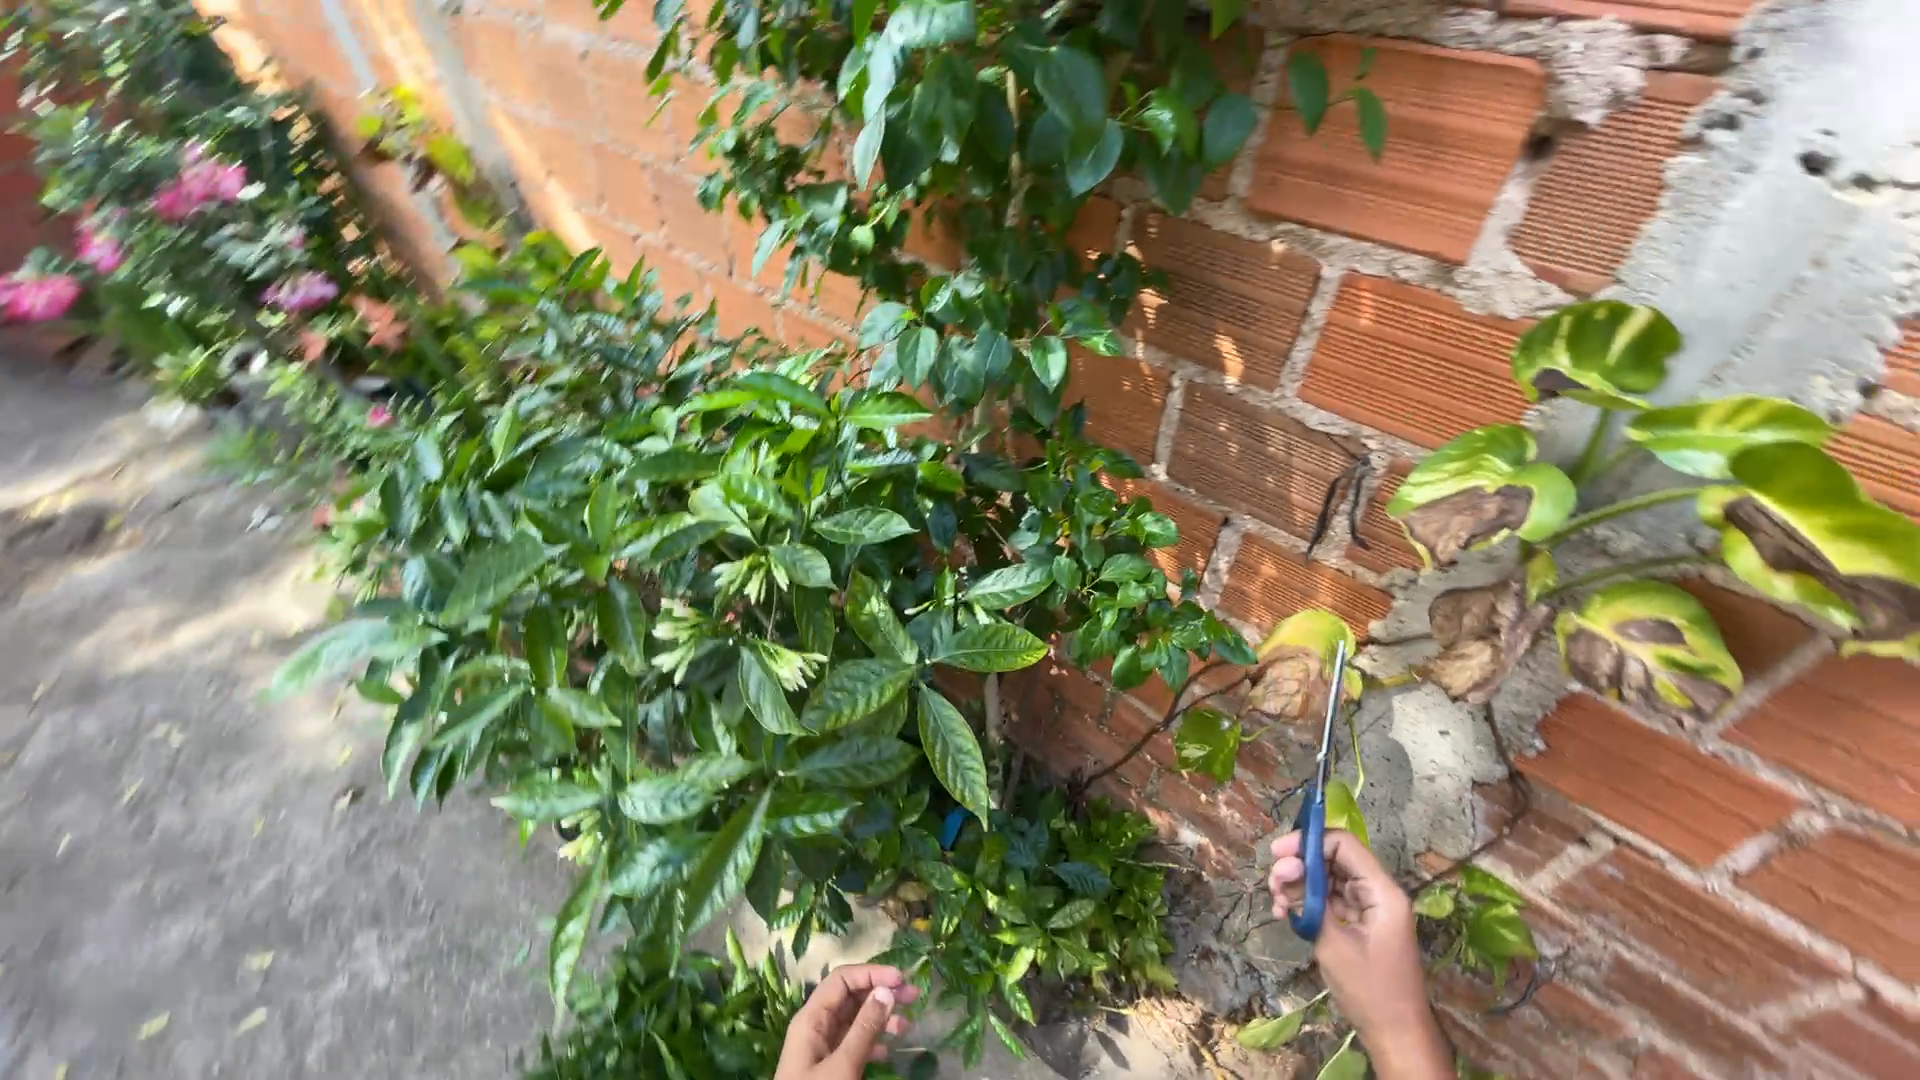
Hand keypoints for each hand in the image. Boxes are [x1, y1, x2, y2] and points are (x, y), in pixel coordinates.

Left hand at [774, 963, 920, 1079]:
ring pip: (855, 1019)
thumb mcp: (843, 1066)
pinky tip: (890, 1050)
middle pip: (851, 996)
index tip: (901, 980)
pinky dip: (874, 1040)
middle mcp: (816, 1026)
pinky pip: (854, 1042)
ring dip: (882, 1018)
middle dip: (882, 993)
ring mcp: (823, 1047)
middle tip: (914, 997)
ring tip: (907, 1027)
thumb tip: (886, 990)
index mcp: (811, 1018)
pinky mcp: (830, 1066)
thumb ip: (865, 1028)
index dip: (872, 973)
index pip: (843, 979)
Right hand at [1269, 830, 1451, 1079]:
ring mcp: (1368, 908)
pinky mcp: (1359, 923)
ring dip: (1298, 884)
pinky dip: (1306, 902)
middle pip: (1332, 859)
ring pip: (1326, 878)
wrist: (1396, 1036)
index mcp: (1382, 892)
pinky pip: (1329, 899)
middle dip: (1298, 865)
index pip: (1343, 845)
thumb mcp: (1334, 942)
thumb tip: (1287, 868)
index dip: (1308, 842)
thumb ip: (1311, 899)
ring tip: (1277, 902)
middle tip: (1273, 882)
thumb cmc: (1369, 990)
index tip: (1277, 853)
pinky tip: (1286, 914)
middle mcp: (1377, 892)